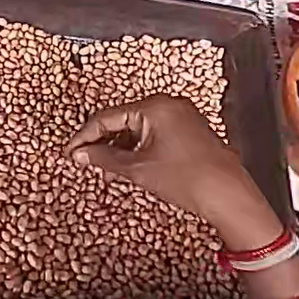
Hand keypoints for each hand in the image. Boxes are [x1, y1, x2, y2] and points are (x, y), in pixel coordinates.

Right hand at [64, 96, 281, 246]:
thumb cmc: (185, 179)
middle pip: (121, 118)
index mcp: (154, 107)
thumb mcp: (137, 169)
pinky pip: (152, 132)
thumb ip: (104, 158)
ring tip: (101, 165)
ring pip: (136, 126)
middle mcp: (167, 104)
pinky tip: (125, 163)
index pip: (107, 117)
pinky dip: (136, 145)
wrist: (228, 195)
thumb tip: (79, 154)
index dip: (84, 136)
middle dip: (100, 140)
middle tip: (82, 159)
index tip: (69, 152)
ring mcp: (180, 115)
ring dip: (117, 144)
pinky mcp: (187, 129)